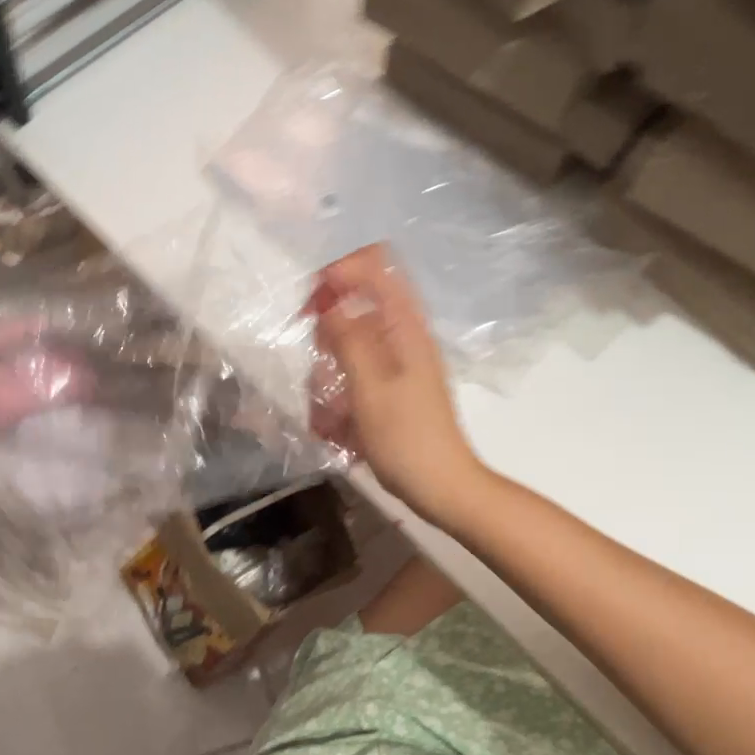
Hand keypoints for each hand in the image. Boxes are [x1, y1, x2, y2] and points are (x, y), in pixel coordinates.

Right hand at [308, 244, 488, 526]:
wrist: (442, 487)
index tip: (312, 306)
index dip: (340, 273)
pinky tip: (336, 430)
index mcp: (404, 326)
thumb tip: (329, 302)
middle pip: (355, 307)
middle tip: (318, 368)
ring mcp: (398, 366)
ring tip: (327, 414)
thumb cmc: (406, 438)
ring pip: (349, 348)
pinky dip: (338, 400)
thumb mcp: (370, 386)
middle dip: (326, 335)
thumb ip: (349, 338)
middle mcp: (403, 338)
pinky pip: (354, 380)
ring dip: (328, 376)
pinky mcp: (391, 392)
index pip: (375, 266)